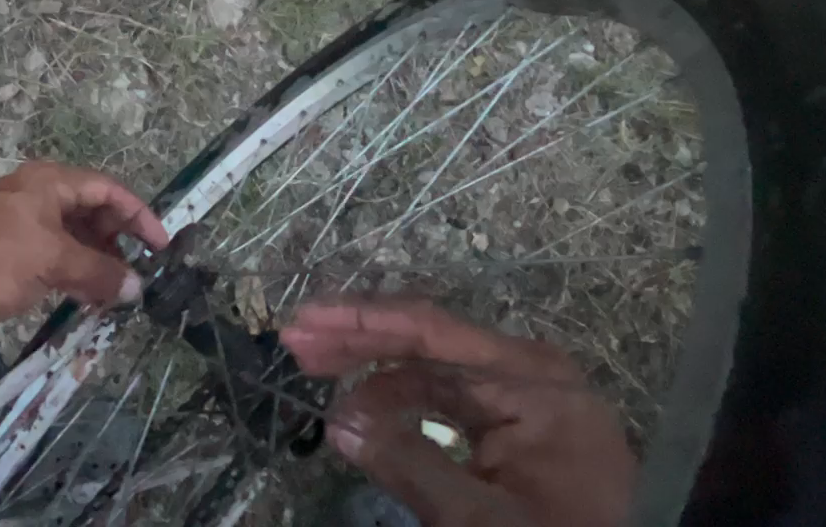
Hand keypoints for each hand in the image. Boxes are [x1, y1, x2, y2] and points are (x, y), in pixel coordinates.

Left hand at [0, 160, 168, 340]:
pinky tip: (87, 296)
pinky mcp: (9, 246)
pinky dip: (74, 268)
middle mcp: (38, 192)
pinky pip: (54, 250)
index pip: (108, 189)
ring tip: (115, 289)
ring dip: (96, 259)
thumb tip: (136, 288)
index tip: (160, 245)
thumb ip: (100, 273)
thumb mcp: (56, 262)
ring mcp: (22, 219)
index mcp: (50, 181)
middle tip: (137, 269)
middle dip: (117, 240)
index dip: (138, 215)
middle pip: (91, 209)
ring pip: (72, 233)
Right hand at [280, 298, 634, 526]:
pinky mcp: (508, 423)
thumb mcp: (484, 521)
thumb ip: (408, 464)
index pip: (430, 330)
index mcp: (531, 377)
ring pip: (426, 366)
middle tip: (293, 338)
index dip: (360, 320)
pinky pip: (441, 398)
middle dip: (356, 338)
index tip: (305, 318)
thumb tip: (336, 422)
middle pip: (424, 340)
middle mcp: (523, 370)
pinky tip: (359, 410)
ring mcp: (516, 395)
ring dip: (368, 369)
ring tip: (312, 367)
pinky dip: (396, 402)